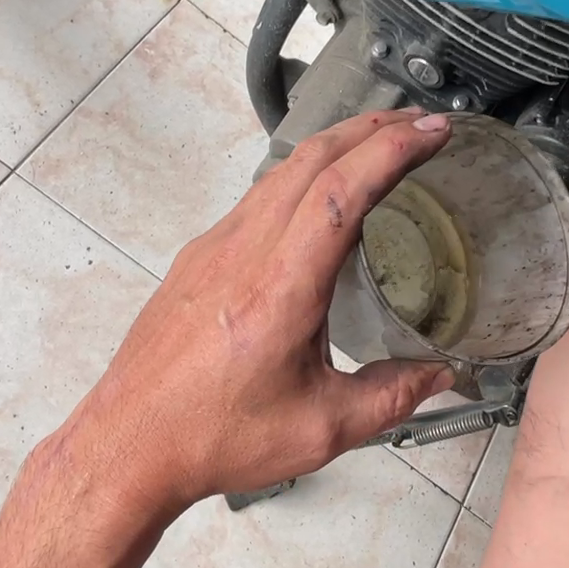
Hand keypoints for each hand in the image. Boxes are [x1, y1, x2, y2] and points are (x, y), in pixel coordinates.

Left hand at [57, 110, 459, 513]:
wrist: (129, 442)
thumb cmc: (214, 435)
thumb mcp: (321, 428)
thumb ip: (392, 397)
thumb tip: (439, 376)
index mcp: (279, 288)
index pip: (339, 191)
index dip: (390, 150)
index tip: (431, 131)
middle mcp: (244, 250)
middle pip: (311, 159)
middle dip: (371, 128)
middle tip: (418, 124)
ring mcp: (216, 245)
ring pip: (282, 170)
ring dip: (336, 145)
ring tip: (378, 144)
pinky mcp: (200, 254)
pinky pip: (259, 194)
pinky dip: (302, 174)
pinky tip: (321, 194)